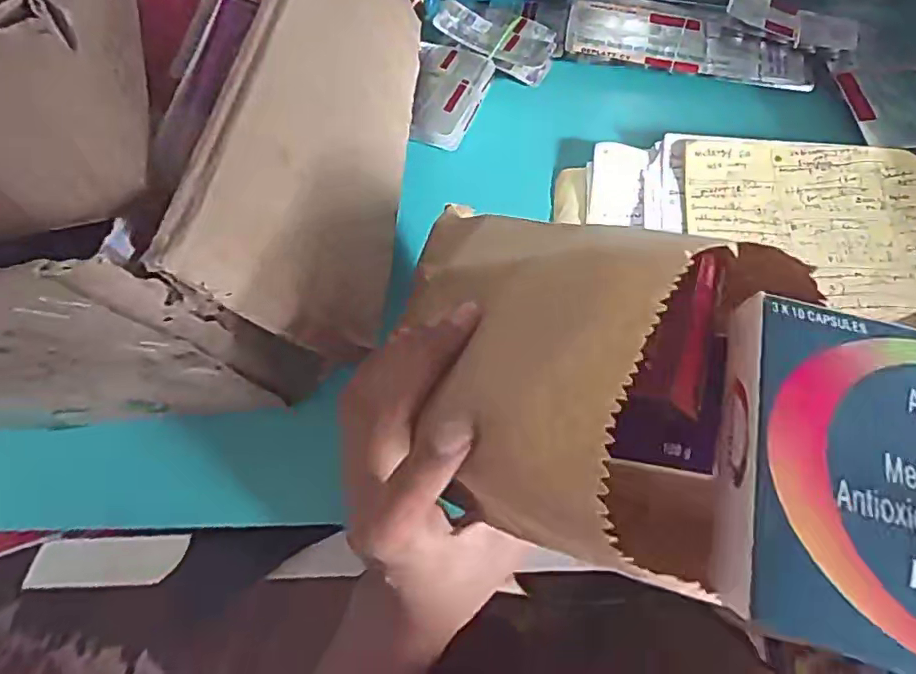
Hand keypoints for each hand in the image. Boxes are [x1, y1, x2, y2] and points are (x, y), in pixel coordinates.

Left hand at [318, 301, 531, 673]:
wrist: (400, 597)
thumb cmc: (460, 577)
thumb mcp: (499, 554)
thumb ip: (519, 502)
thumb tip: (566, 438)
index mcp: (397, 540)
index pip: (405, 499)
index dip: (431, 459)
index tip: (467, 421)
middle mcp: (362, 501)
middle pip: (377, 426)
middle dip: (421, 365)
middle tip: (466, 320)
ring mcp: (349, 471)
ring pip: (364, 400)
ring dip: (406, 351)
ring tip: (448, 318)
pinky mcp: (351, 448)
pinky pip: (362, 391)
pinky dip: (391, 356)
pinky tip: (421, 332)